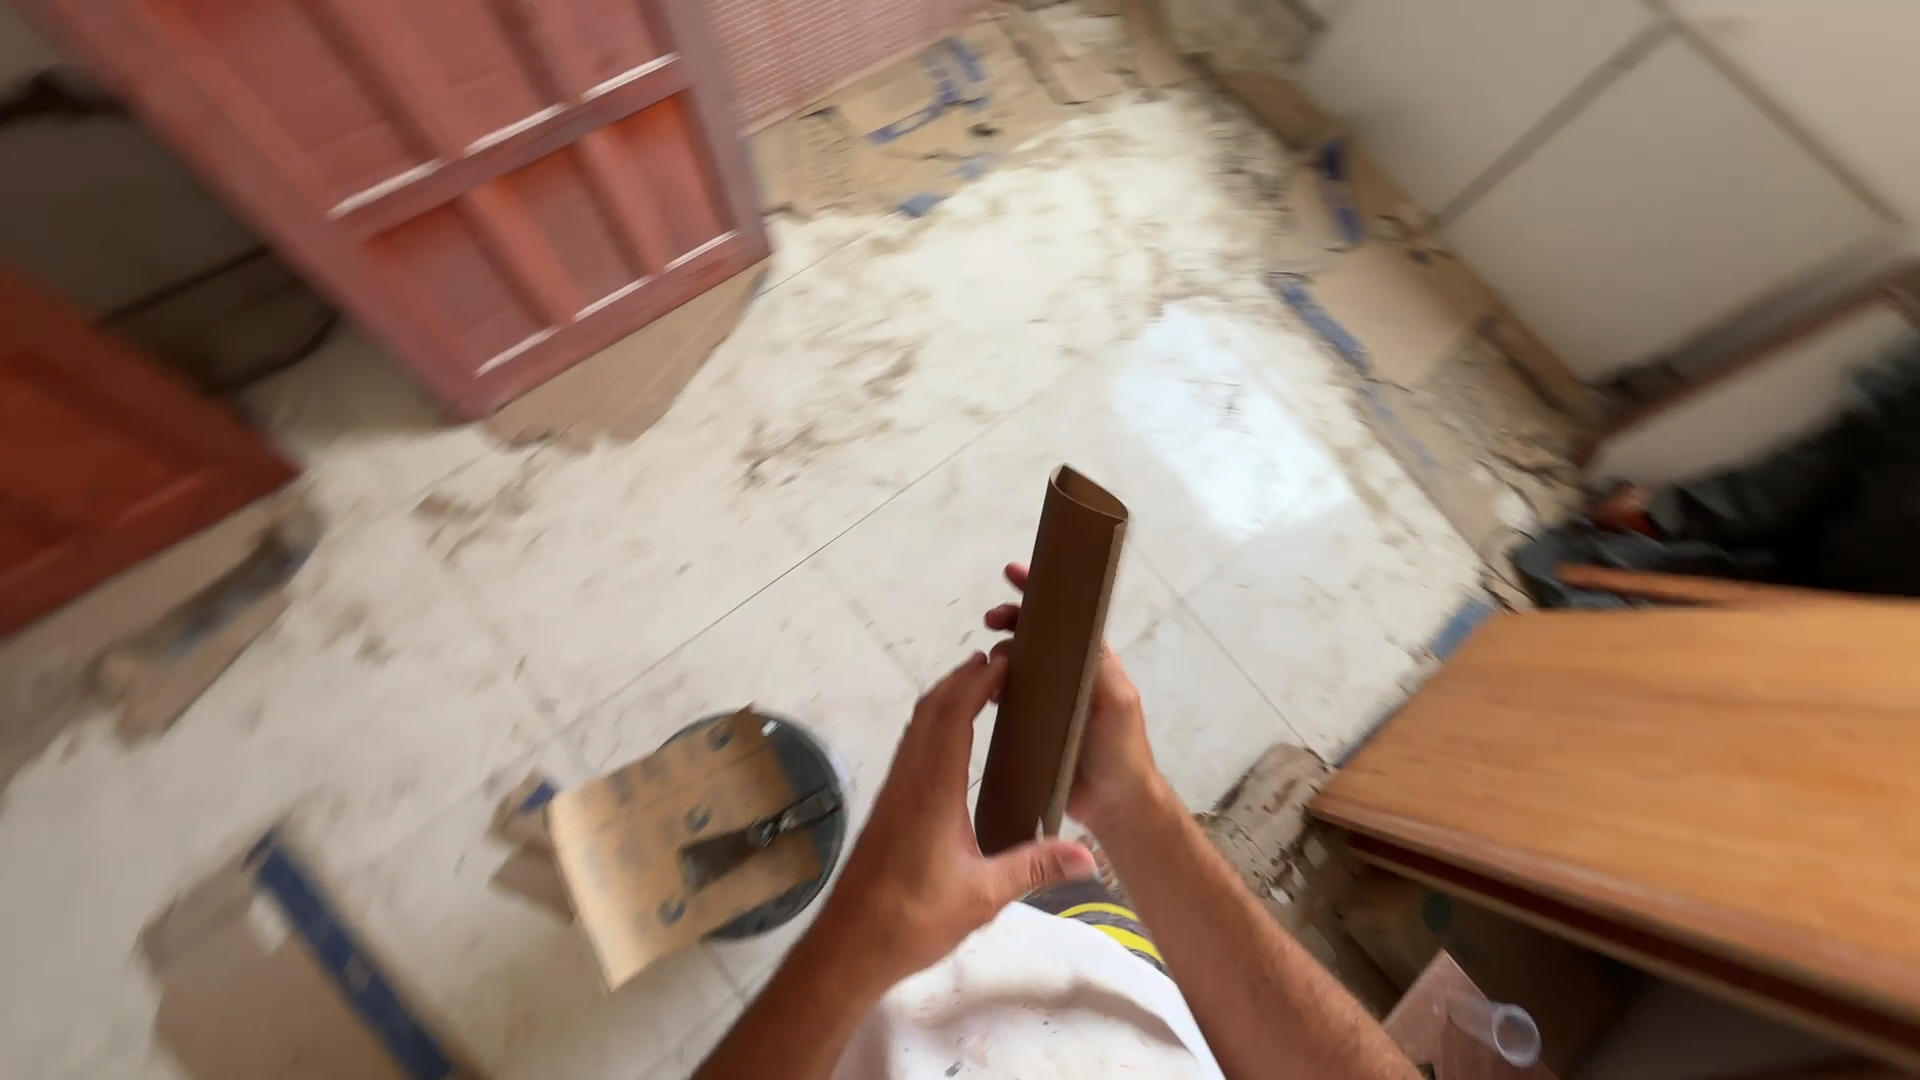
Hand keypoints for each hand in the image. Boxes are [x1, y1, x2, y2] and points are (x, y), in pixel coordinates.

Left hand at [806, 652, 1096, 995]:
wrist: (849, 943)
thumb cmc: (914, 917)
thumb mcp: (983, 895)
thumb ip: (1034, 867)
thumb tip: (1087, 855)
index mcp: (933, 787)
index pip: (954, 716)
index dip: (976, 682)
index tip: (1003, 662)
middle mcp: (910, 776)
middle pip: (932, 709)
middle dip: (961, 679)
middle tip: (996, 664)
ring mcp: (895, 787)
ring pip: (917, 724)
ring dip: (945, 697)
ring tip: (977, 686)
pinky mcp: (889, 802)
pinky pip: (912, 743)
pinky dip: (933, 721)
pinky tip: (950, 738)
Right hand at [984, 563, 1161, 835]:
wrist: (1113, 803)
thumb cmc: (1121, 748)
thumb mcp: (1116, 700)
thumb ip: (1098, 666)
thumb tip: (1074, 628)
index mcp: (1090, 661)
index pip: (1064, 617)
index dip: (1039, 593)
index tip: (1013, 573)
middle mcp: (1067, 674)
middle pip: (1035, 634)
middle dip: (1012, 618)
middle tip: (991, 619)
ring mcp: (1048, 698)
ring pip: (1018, 662)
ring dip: (1000, 652)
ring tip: (987, 659)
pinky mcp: (1032, 723)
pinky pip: (1008, 695)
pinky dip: (993, 684)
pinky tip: (982, 688)